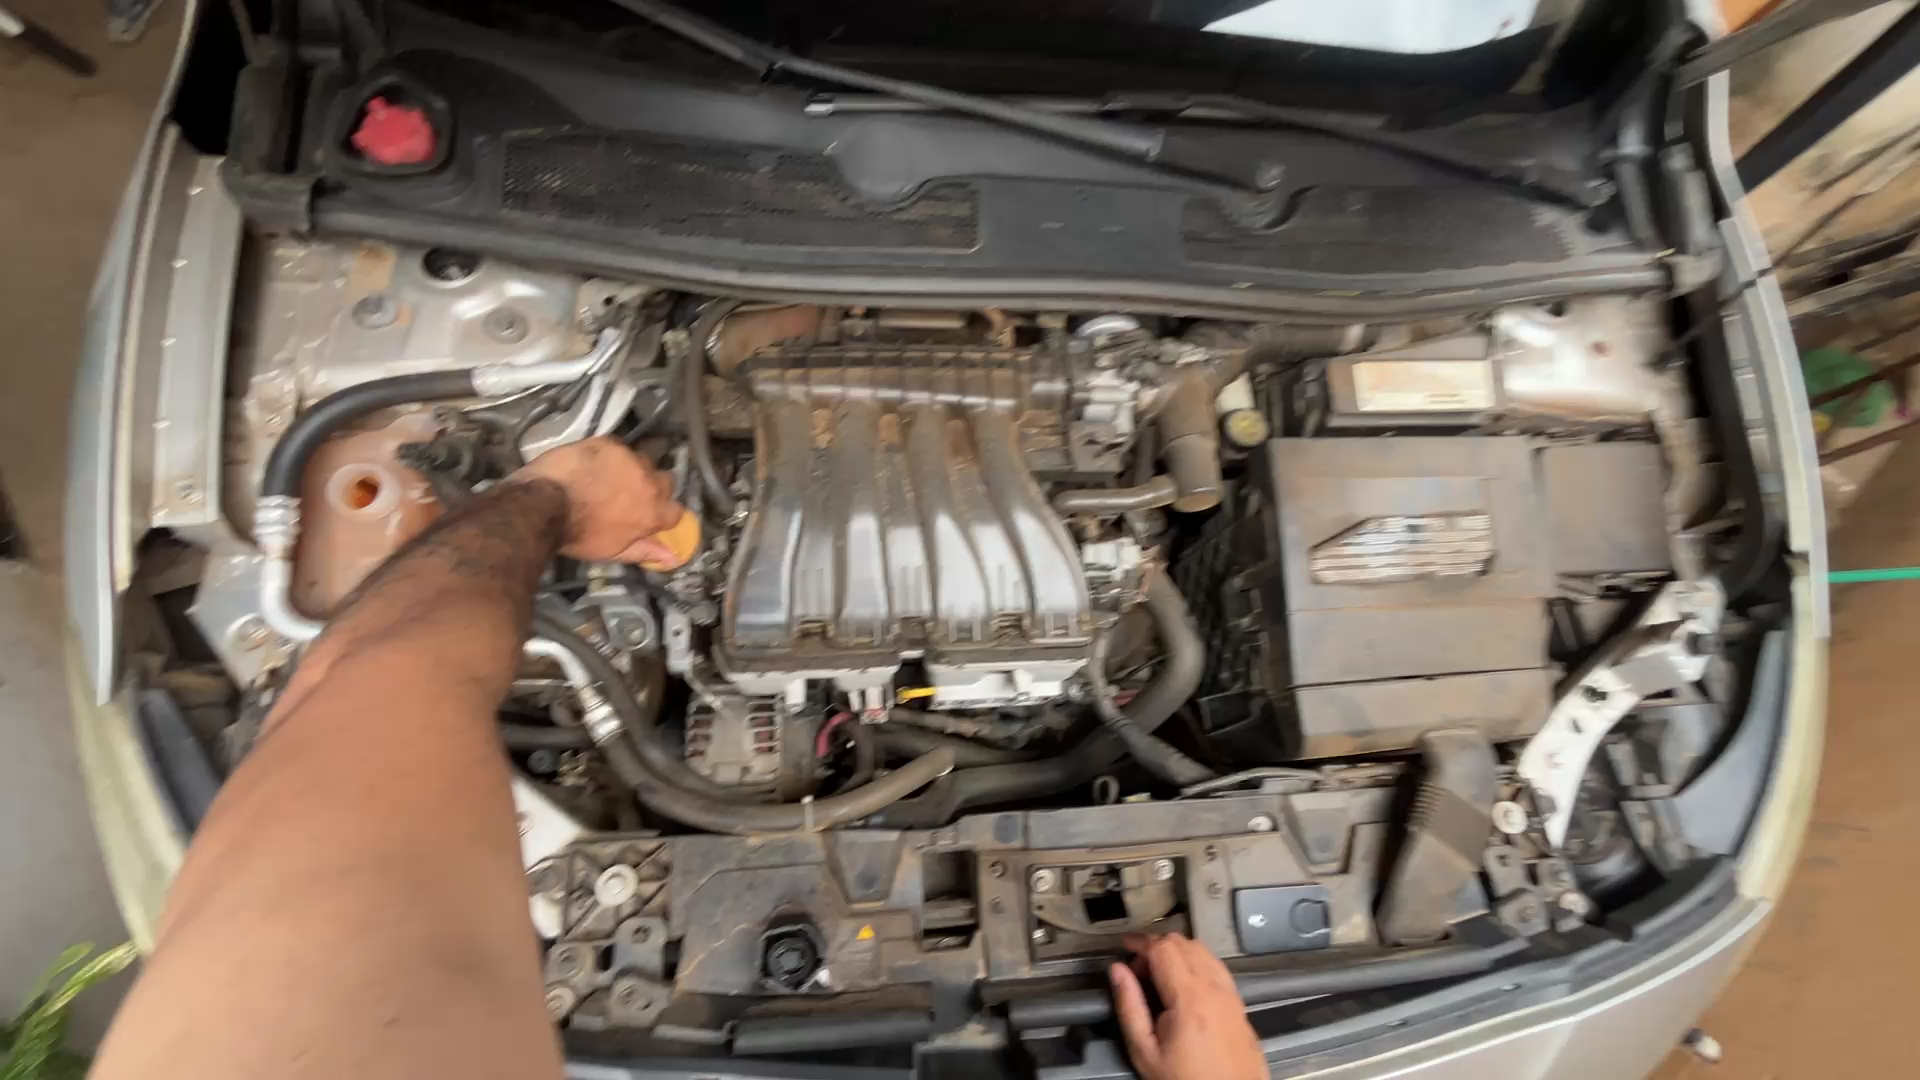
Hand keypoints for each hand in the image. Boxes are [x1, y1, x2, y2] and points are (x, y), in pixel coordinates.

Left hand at [510, 437, 694, 566]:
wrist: (543, 503)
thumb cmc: (578, 534)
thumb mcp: (612, 550)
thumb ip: (646, 551)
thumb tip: (673, 557)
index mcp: (653, 512)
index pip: (676, 511)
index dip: (663, 513)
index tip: (649, 515)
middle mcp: (649, 484)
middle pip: (665, 481)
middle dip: (652, 487)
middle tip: (629, 493)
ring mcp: (630, 460)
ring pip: (642, 461)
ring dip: (632, 469)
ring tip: (608, 475)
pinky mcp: (609, 443)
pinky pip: (617, 447)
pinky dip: (609, 455)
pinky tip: (592, 462)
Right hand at [1109, 933, 1265, 1079]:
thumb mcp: (1146, 1053)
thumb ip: (1129, 1007)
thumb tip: (1117, 970)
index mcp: (1188, 997)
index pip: (1162, 947)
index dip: (1139, 941)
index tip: (1125, 946)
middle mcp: (1213, 987)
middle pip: (1181, 943)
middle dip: (1156, 946)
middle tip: (1140, 971)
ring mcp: (1230, 994)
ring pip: (1201, 949)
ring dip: (1177, 951)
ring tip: (1162, 976)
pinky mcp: (1240, 1004)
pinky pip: (1216, 965)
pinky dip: (1197, 962)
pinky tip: (1186, 984)